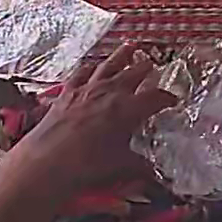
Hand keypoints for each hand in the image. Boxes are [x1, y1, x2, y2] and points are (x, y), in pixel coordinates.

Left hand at [0, 44, 178, 203]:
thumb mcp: (122, 167)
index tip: (174, 100)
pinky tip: (93, 66)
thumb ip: (142, 167)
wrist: (47, 161)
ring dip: (121, 56)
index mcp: (129, 108)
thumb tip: (156, 175)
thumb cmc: (89, 165)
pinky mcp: (67, 92)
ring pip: (109, 65)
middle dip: (146, 69)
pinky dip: (91, 67)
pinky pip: (82, 73)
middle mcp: (110, 92)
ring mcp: (87, 89)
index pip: (156, 97)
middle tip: (153, 65)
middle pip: (134, 74)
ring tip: (130, 46)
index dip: (167, 98)